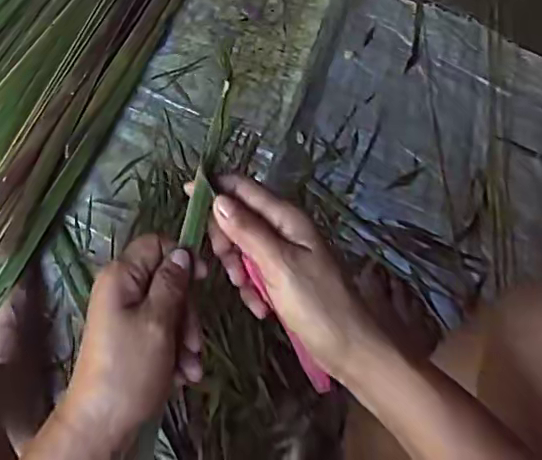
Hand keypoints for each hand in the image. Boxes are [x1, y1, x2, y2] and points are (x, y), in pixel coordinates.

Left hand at [53, 235, 201, 446]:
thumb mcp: (157, 323)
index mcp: (121, 275)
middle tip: (193, 342)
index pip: (155, 244)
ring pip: (166, 309)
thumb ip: (172, 284)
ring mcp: (123, 315)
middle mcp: (120, 288)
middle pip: (165, 280)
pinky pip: (158, 332)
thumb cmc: (129, 370)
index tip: (203, 279)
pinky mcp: (128, 339)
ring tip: (190, 368)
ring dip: (184, 337)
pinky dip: (173, 352)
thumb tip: (182, 252)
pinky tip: (182, 376)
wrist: (100, 425)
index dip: (181, 257)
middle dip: (186, 311)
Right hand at [204, 174, 376, 379]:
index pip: (242, 187)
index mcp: (285, 216)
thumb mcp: (278, 266)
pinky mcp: (284, 275)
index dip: (214, 187)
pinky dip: (251, 285)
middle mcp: (284, 227)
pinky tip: (260, 306)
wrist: (354, 353)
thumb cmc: (319, 306)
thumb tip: (217, 198)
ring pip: (243, 245)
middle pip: (238, 216)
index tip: (186, 196)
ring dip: (238, 267)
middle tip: (228, 266)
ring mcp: (285, 251)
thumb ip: (247, 230)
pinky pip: (254, 269)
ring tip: (248, 292)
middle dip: (226, 239)